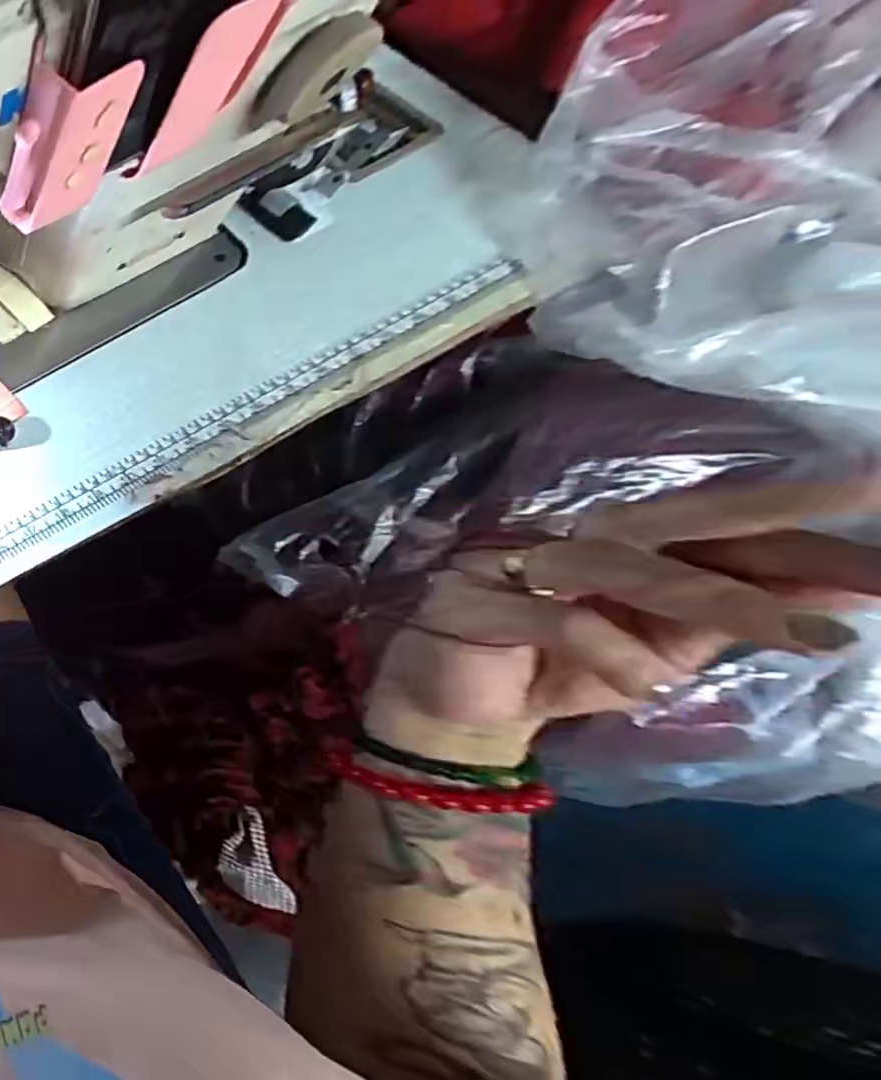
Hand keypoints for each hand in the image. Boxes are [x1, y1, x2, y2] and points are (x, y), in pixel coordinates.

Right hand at [365, 478, 880, 765]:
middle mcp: (556, 544)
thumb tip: (840, 593)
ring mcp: (505, 565)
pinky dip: (609, 651)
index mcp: (605, 553)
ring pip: (612, 564)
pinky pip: (555, 618)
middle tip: (874, 504)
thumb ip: (719, 625)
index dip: (795, 540)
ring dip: (710, 596)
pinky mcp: (467, 600)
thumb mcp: (650, 657)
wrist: (452, 708)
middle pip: (659, 522)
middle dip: (763, 514)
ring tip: (801, 637)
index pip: (704, 534)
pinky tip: (644, 688)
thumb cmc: (549, 675)